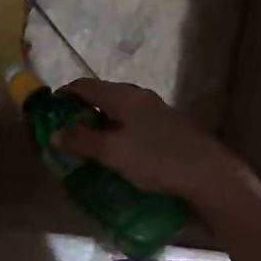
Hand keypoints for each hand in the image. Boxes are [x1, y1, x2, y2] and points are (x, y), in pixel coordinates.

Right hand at [52, 79, 254, 206]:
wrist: (210, 175)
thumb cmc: (157, 159)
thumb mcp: (113, 152)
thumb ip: (82, 141)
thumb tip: (54, 133)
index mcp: (125, 96)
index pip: (86, 85)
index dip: (64, 94)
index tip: (49, 109)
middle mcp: (141, 97)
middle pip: (103, 95)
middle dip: (82, 109)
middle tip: (65, 128)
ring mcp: (158, 111)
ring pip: (120, 110)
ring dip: (100, 121)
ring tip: (88, 141)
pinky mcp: (169, 128)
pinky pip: (134, 122)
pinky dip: (118, 130)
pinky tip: (118, 150)